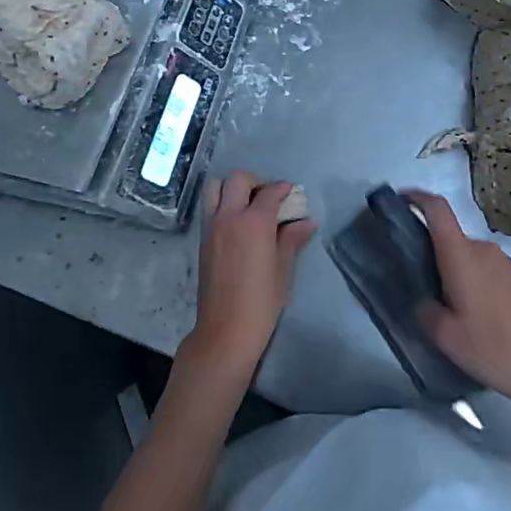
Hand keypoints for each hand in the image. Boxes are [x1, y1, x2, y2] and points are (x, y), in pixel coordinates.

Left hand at [184, 171, 316, 377]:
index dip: (283, 189)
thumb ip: (292, 239)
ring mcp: (212, 227)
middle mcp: (229, 217)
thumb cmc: (261, 302)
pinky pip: (211, 208)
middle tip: (269, 197)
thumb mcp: (283, 269)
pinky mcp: (203, 240)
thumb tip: (307, 221)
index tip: (292, 194)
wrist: (225, 331)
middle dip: (256, 181)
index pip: (270, 192)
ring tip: (249, 205)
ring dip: (233, 189)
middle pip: (237, 179)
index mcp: (254, 222)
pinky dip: (223, 204)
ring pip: (216, 188)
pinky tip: (239, 224)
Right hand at [410, 190, 510, 412]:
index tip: (401, 200)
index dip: (417, 198)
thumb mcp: (447, 337)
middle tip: (415, 280)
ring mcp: (506, 263)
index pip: (438, 210)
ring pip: (469, 256)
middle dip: (431, 252)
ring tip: (444, 306)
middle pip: (451, 237)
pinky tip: (473, 316)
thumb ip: (427, 312)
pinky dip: (473, 282)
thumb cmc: (495, 348)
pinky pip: (486, 270)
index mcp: (462, 255)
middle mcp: (484, 250)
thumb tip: (424, 302)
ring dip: (453, 271)